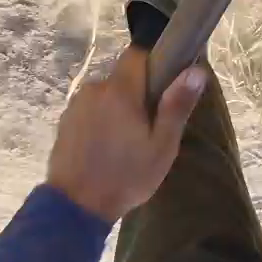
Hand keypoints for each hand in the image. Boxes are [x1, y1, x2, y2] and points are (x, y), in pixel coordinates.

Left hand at [46, 47, 206, 222]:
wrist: (76, 206)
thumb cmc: (126, 176)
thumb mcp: (161, 146)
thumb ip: (177, 105)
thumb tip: (196, 71)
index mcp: (120, 90)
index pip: (136, 55)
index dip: (153, 64)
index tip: (164, 87)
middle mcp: (94, 89)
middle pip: (122, 78)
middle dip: (137, 95)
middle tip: (149, 128)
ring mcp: (76, 105)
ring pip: (106, 95)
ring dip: (118, 109)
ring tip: (126, 143)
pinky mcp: (65, 121)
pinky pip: (90, 110)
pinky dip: (101, 121)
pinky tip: (106, 148)